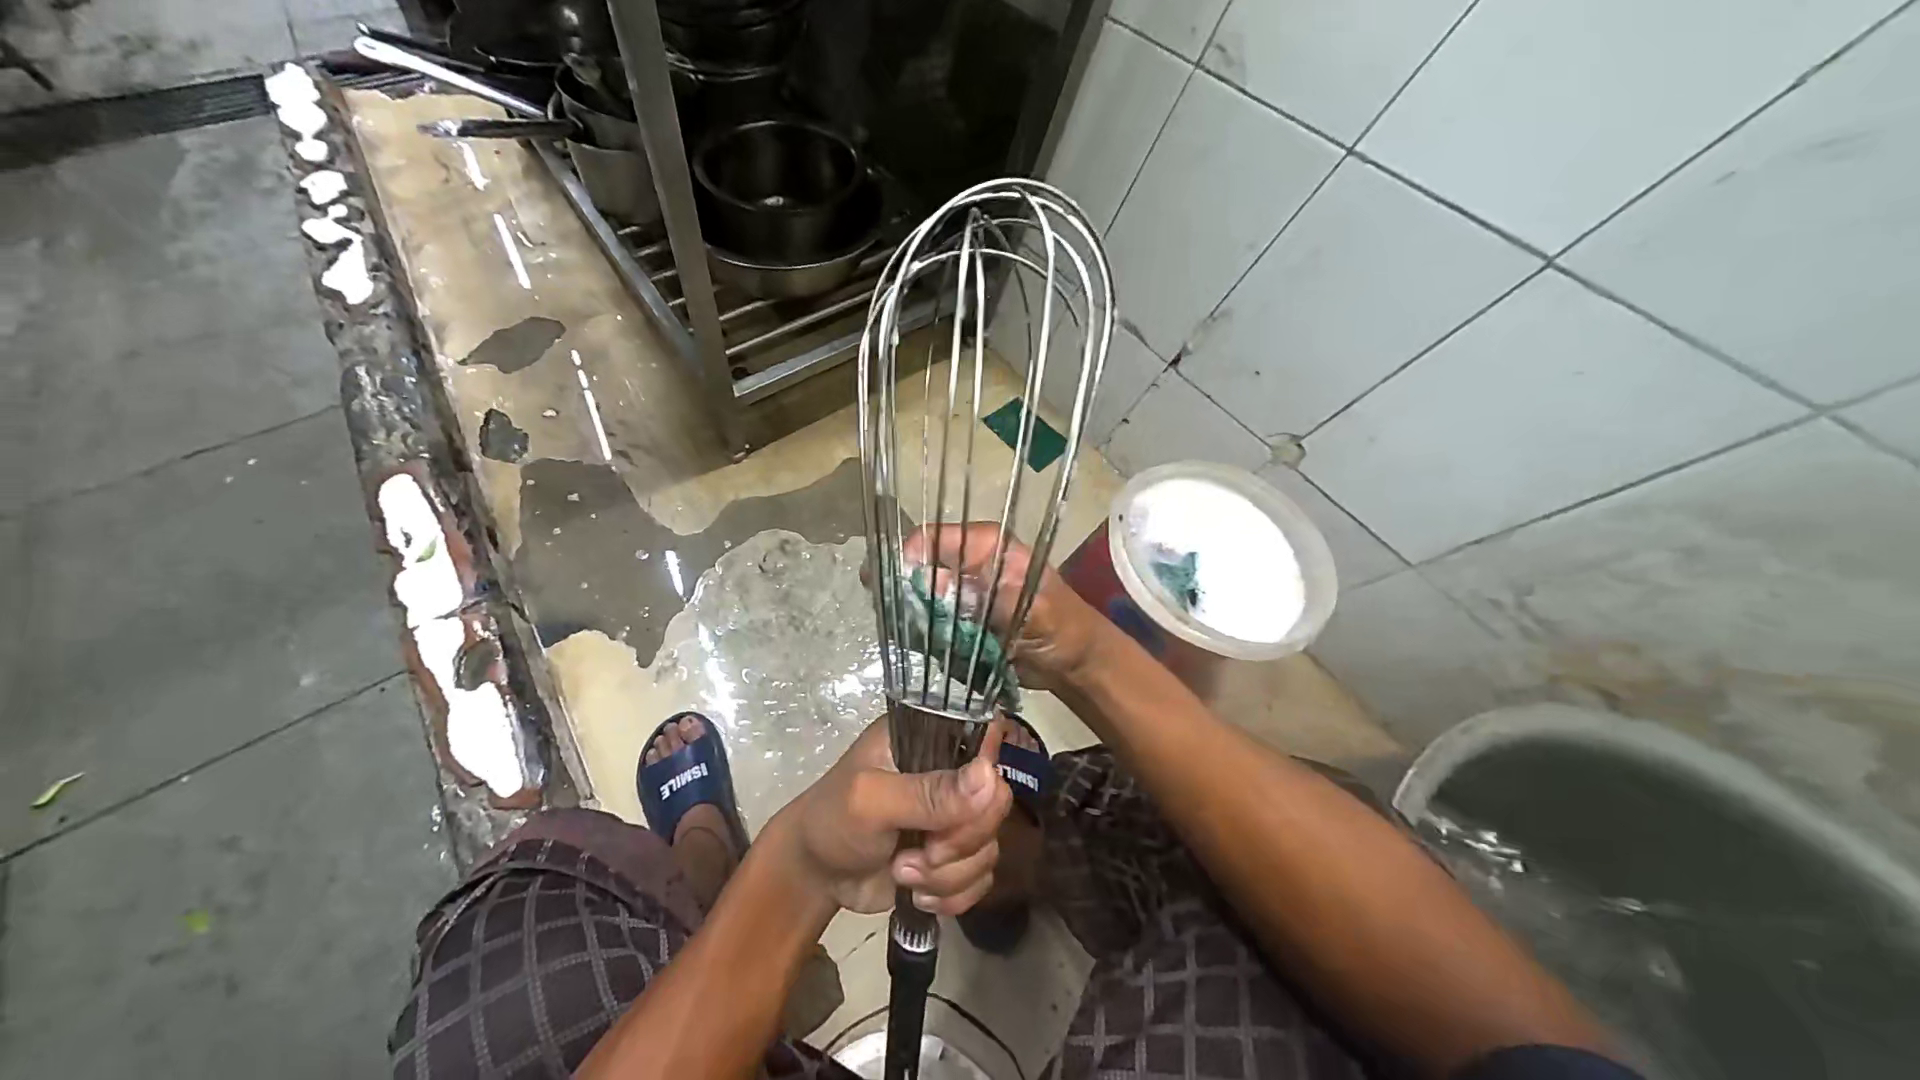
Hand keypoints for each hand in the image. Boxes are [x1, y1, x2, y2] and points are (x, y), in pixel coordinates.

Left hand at [772, 717, 1012, 914]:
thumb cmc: (833, 820)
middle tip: (921, 852)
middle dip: (959, 841)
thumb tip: (990, 776)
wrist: (815, 876)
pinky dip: (953, 895)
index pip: (987, 741)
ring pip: (989, 846)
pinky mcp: (954, 856)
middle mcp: (950, 771)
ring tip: (904, 872)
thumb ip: (928, 792)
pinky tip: (918, 894)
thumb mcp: (871, 800)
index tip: (959, 809)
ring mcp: (954, 816)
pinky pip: (981, 877)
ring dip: (948, 874)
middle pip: (995, 802)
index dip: (985, 776)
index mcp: (930, 737)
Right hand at [902, 523, 1107, 691]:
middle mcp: (967, 562)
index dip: (909, 558)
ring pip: (916, 594)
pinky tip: (918, 644)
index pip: (934, 538)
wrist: (1072, 662)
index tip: (896, 587)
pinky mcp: (956, 619)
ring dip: (908, 614)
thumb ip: (984, 597)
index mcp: (986, 545)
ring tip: (905, 632)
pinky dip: (919, 633)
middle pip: (918, 565)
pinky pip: (926, 621)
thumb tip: (933, 584)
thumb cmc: (1061, 627)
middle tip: (891, 612)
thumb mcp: (1030, 609)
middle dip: (902, 589)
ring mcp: (959, 592)